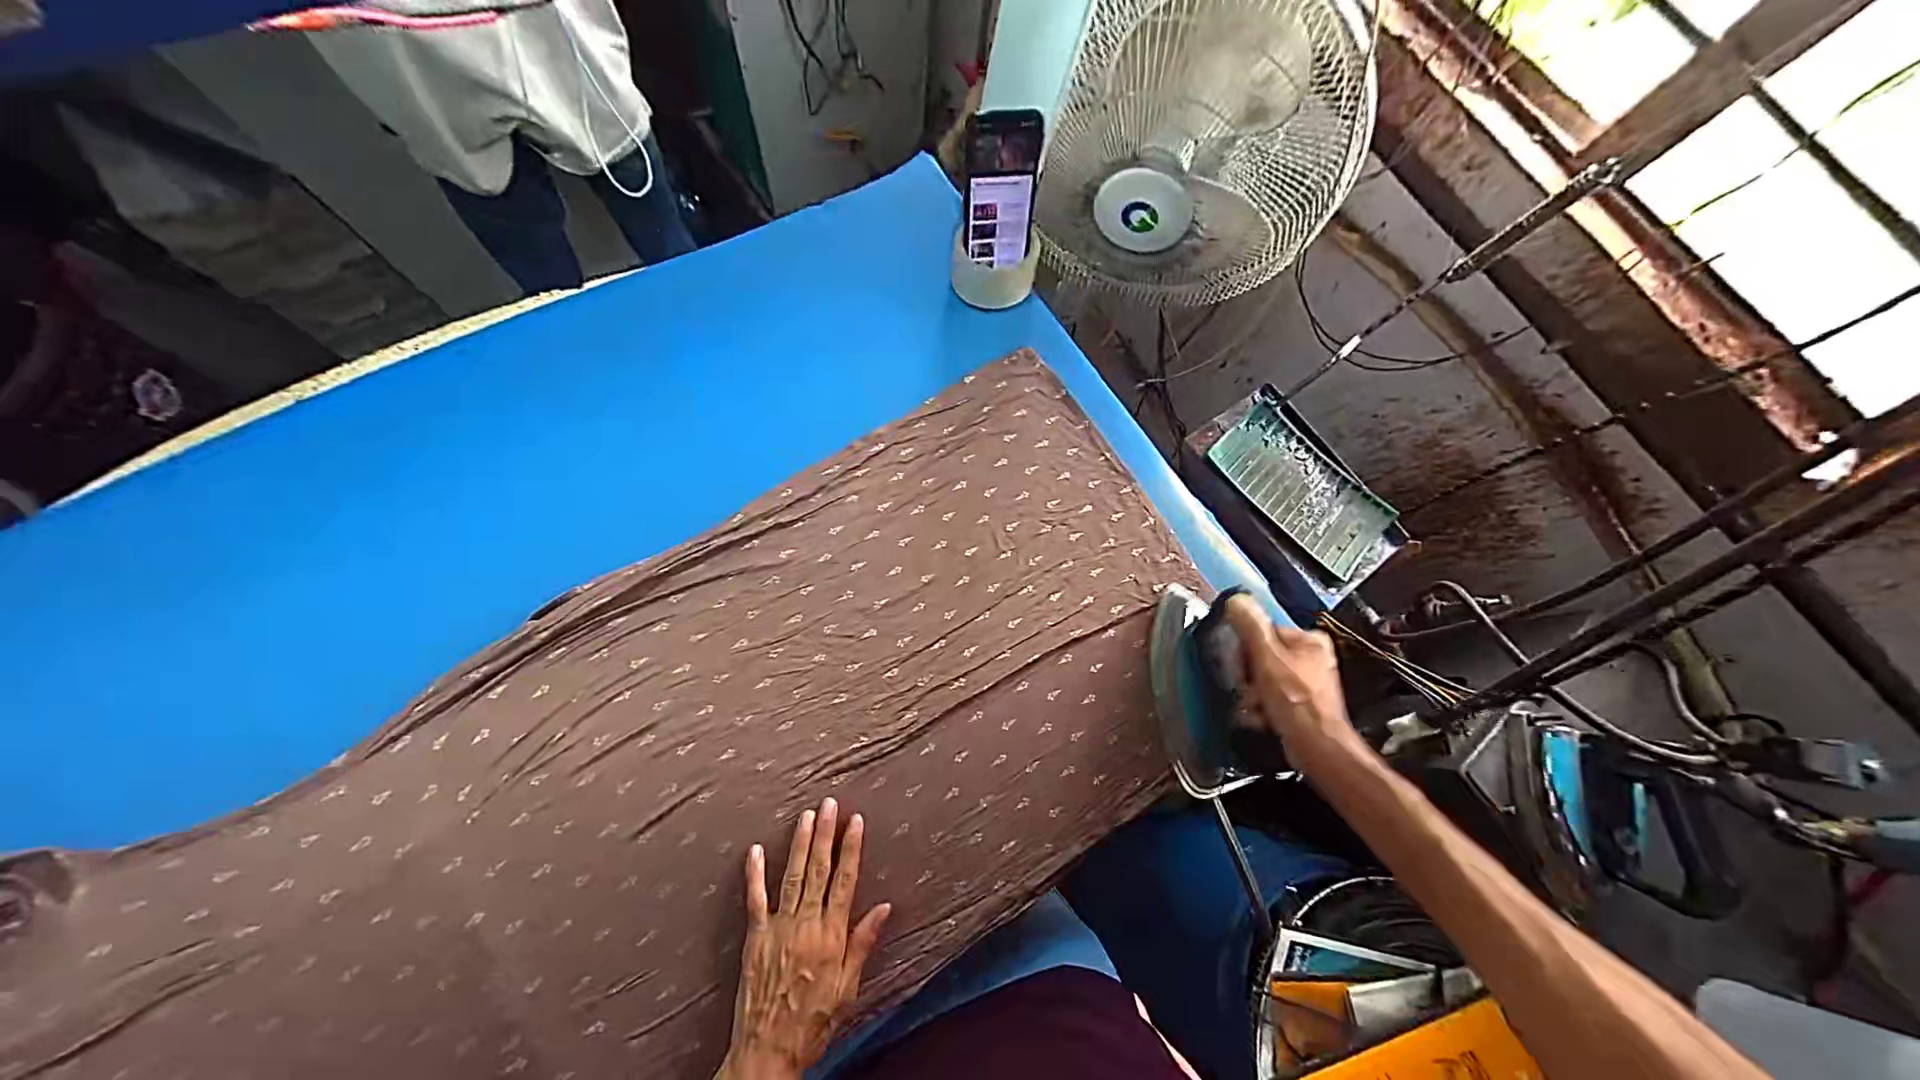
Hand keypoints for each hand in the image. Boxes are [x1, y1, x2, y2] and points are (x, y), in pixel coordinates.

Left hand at [717, 797, 890, 1079]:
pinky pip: (754, 900)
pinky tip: (755, 850)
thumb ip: (863, 943)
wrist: (768, 1051)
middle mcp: (806, 924)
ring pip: (792, 876)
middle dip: (825, 834)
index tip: (856, 820)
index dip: (851, 848)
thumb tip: (884, 907)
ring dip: (799, 844)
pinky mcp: (755, 938)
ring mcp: (778, 928)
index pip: (845, 880)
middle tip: (829, 803)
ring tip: (806, 816)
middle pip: (819, 870)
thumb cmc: (813, 1022)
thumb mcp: (848, 988)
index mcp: (832, 935)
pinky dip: (755, 874)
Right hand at [1222, 594, 1360, 759]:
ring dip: (1252, 694)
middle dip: (1248, 675)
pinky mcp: (1301, 703)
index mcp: (1309, 639)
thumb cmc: (1297, 703)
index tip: (1241, 666)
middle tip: (1249, 689)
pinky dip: (1262, 707)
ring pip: (1263, 678)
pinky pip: (1270, 696)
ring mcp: (1307, 681)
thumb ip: (1251, 626)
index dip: (1246, 649)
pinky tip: (1261, 717)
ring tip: (1256, 706)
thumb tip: (1236, 599)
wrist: (1317, 748)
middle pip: (1260, 655)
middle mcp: (1311, 657)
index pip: (1262, 631)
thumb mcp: (1267, 658)